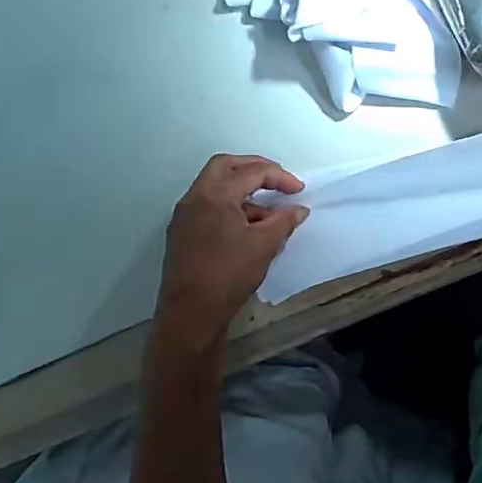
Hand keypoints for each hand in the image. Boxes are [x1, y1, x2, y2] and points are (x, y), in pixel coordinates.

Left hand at [154, 154, 308, 358]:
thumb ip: (284, 221)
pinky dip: (230, 206)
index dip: (279, 177)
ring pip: (214, 186)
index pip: (251, 172)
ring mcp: (184, 216)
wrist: (190, 316)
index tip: (299, 190)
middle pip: (225, 166)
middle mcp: (194, 198)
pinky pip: (208, 205)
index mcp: (214, 195)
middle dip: (254, 169)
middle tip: (277, 181)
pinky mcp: (182, 233)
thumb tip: (298, 209)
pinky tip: (248, 227)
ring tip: (268, 213)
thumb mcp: (264, 245)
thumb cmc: (229, 275)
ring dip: (242, 190)